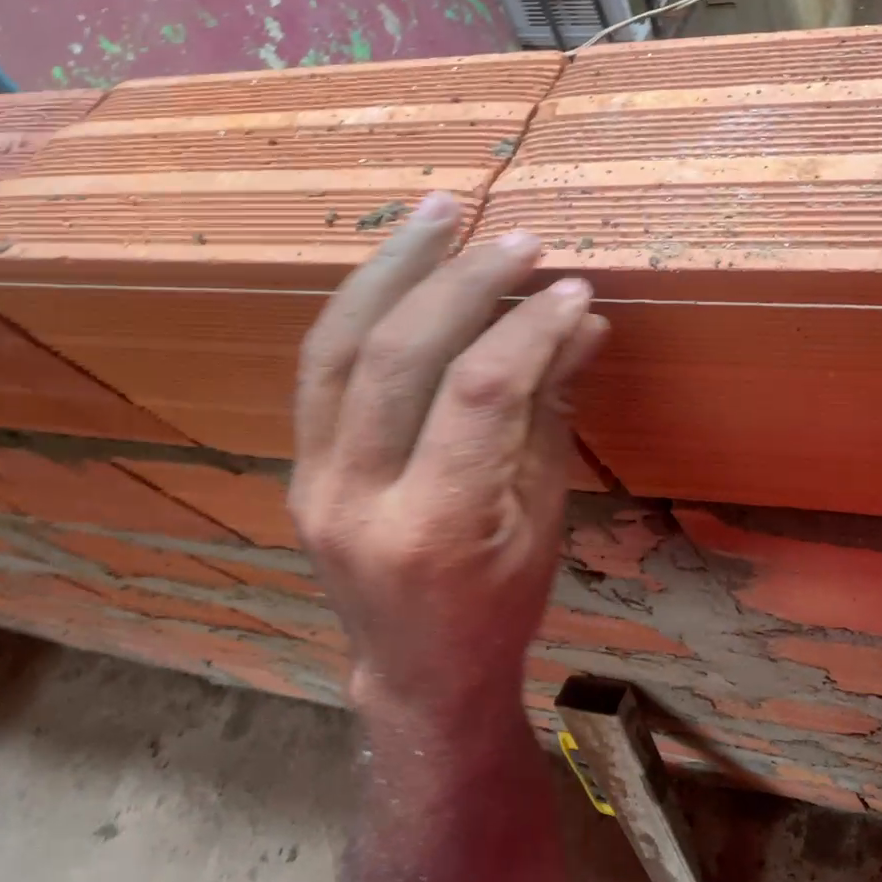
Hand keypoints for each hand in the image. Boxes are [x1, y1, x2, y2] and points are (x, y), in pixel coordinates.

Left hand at [289, 191, 607, 718]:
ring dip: (392, 269)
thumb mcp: (544, 516)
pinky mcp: (301, 464)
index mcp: (434, 524)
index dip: (529, 328)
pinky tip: (400, 266)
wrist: (416, 670)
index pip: (479, 393)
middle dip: (463, 283)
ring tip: (439, 211)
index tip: (572, 288)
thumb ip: (551, 412)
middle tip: (519, 241)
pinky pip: (322, 366)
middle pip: (396, 356)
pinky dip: (364, 305)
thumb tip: (581, 323)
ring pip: (337, 347)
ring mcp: (314, 479)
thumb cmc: (501, 605)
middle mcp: (355, 496)